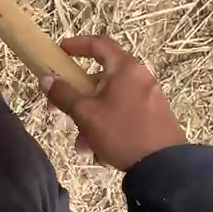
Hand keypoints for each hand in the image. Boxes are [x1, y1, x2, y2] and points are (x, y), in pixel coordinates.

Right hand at [41, 36, 188, 170]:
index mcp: (125, 68)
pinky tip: (98, 148)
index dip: (77, 45)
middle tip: (59, 108)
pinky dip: (107, 124)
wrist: (165, 167)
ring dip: (90, 117)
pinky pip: (124, 113)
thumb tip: (47, 79)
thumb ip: (64, 94)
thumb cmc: (121, 132)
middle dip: (77, 95)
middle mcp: (140, 77)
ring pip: (110, 99)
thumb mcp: (85, 113)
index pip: (99, 44)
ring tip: (81, 142)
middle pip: (101, 77)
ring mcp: (150, 97)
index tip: (60, 52)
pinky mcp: (155, 116)